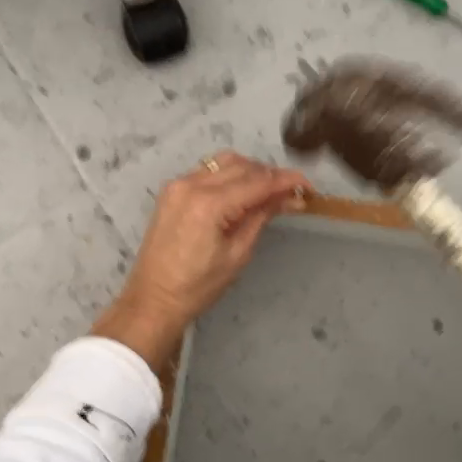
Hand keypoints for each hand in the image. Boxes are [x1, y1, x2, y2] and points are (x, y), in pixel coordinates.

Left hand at [92, 152, 310, 369]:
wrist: (154, 298)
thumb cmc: (198, 286)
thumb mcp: (237, 253)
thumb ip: (261, 217)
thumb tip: (289, 199)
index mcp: (209, 204)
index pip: (257, 182)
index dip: (286, 181)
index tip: (308, 186)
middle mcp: (191, 185)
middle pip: (241, 165)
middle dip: (269, 175)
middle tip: (291, 193)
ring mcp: (177, 185)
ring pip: (223, 163)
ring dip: (249, 171)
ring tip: (268, 192)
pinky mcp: (171, 191)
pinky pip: (206, 172)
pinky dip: (228, 176)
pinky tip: (241, 192)